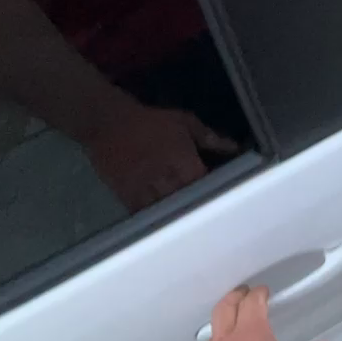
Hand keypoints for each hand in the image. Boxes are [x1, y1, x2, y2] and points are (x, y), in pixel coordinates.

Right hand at [83, 100, 236, 210]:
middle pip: (187, 200)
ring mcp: (145, 189)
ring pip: (166, 209)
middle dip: (196, 203)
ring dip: (176, 212)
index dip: (214, 189)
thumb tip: (234, 147)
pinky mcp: (126, 194)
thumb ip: (210, 137)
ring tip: (186, 215)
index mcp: (184, 162)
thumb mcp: (186, 123)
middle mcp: (166, 179)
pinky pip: (142, 212)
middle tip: (205, 204)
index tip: (221, 189)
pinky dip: (153, 216)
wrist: (107, 122)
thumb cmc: (151, 121)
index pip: (205, 184)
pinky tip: (162, 219)